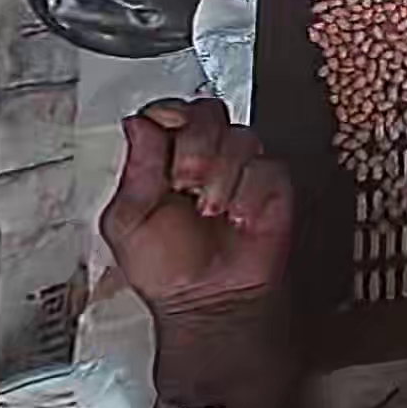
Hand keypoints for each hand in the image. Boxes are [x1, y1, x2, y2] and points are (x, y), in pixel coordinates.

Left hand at [100, 98, 292, 327]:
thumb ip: (138, 169)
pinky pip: (268, 168)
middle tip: (186, 183)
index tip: (162, 134)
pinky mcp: (277, 182)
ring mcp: (246, 167)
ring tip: (212, 211)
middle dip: (196, 146)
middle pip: (208, 114)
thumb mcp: (129, 219)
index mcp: (166, 158)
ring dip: (223, 178)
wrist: (211, 295)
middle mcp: (208, 155)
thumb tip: (139, 124)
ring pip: (241, 138)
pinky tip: (240, 218)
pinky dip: (250, 196)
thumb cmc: (167, 266)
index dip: (169, 114)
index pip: (170, 111)